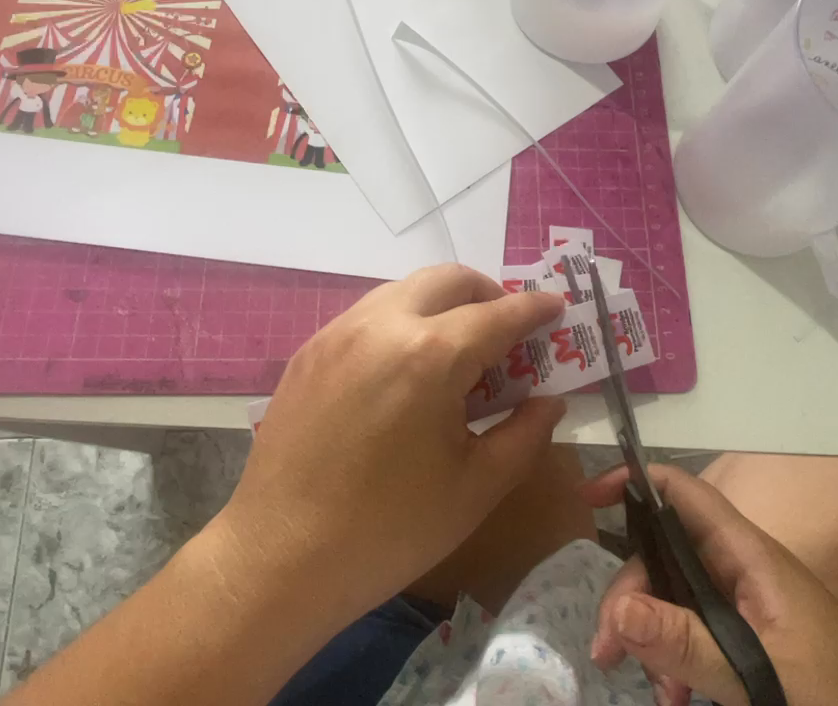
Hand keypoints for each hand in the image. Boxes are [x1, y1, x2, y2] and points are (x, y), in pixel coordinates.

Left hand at [213, 264, 567, 619]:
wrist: (280, 557)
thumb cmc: (389, 529)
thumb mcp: (476, 487)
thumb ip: (525, 435)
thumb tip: (549, 402)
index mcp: (430, 355)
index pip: (498, 314)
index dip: (535, 309)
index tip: (557, 308)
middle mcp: (382, 324)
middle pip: (447, 279)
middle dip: (488, 293)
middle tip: (508, 331)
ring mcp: (338, 333)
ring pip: (403, 291)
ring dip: (442, 305)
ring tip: (459, 353)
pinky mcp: (310, 352)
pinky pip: (368, 316)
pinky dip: (402, 324)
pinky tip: (407, 373)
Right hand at [583, 464, 837, 705]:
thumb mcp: (759, 675)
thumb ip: (689, 644)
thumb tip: (618, 609)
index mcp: (749, 556)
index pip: (684, 493)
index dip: (636, 481)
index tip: (587, 499)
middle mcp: (741, 569)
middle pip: (665, 555)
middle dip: (631, 597)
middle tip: (609, 654)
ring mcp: (745, 605)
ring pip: (675, 598)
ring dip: (652, 638)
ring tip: (659, 693)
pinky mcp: (749, 639)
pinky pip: (695, 632)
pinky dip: (676, 661)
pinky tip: (677, 697)